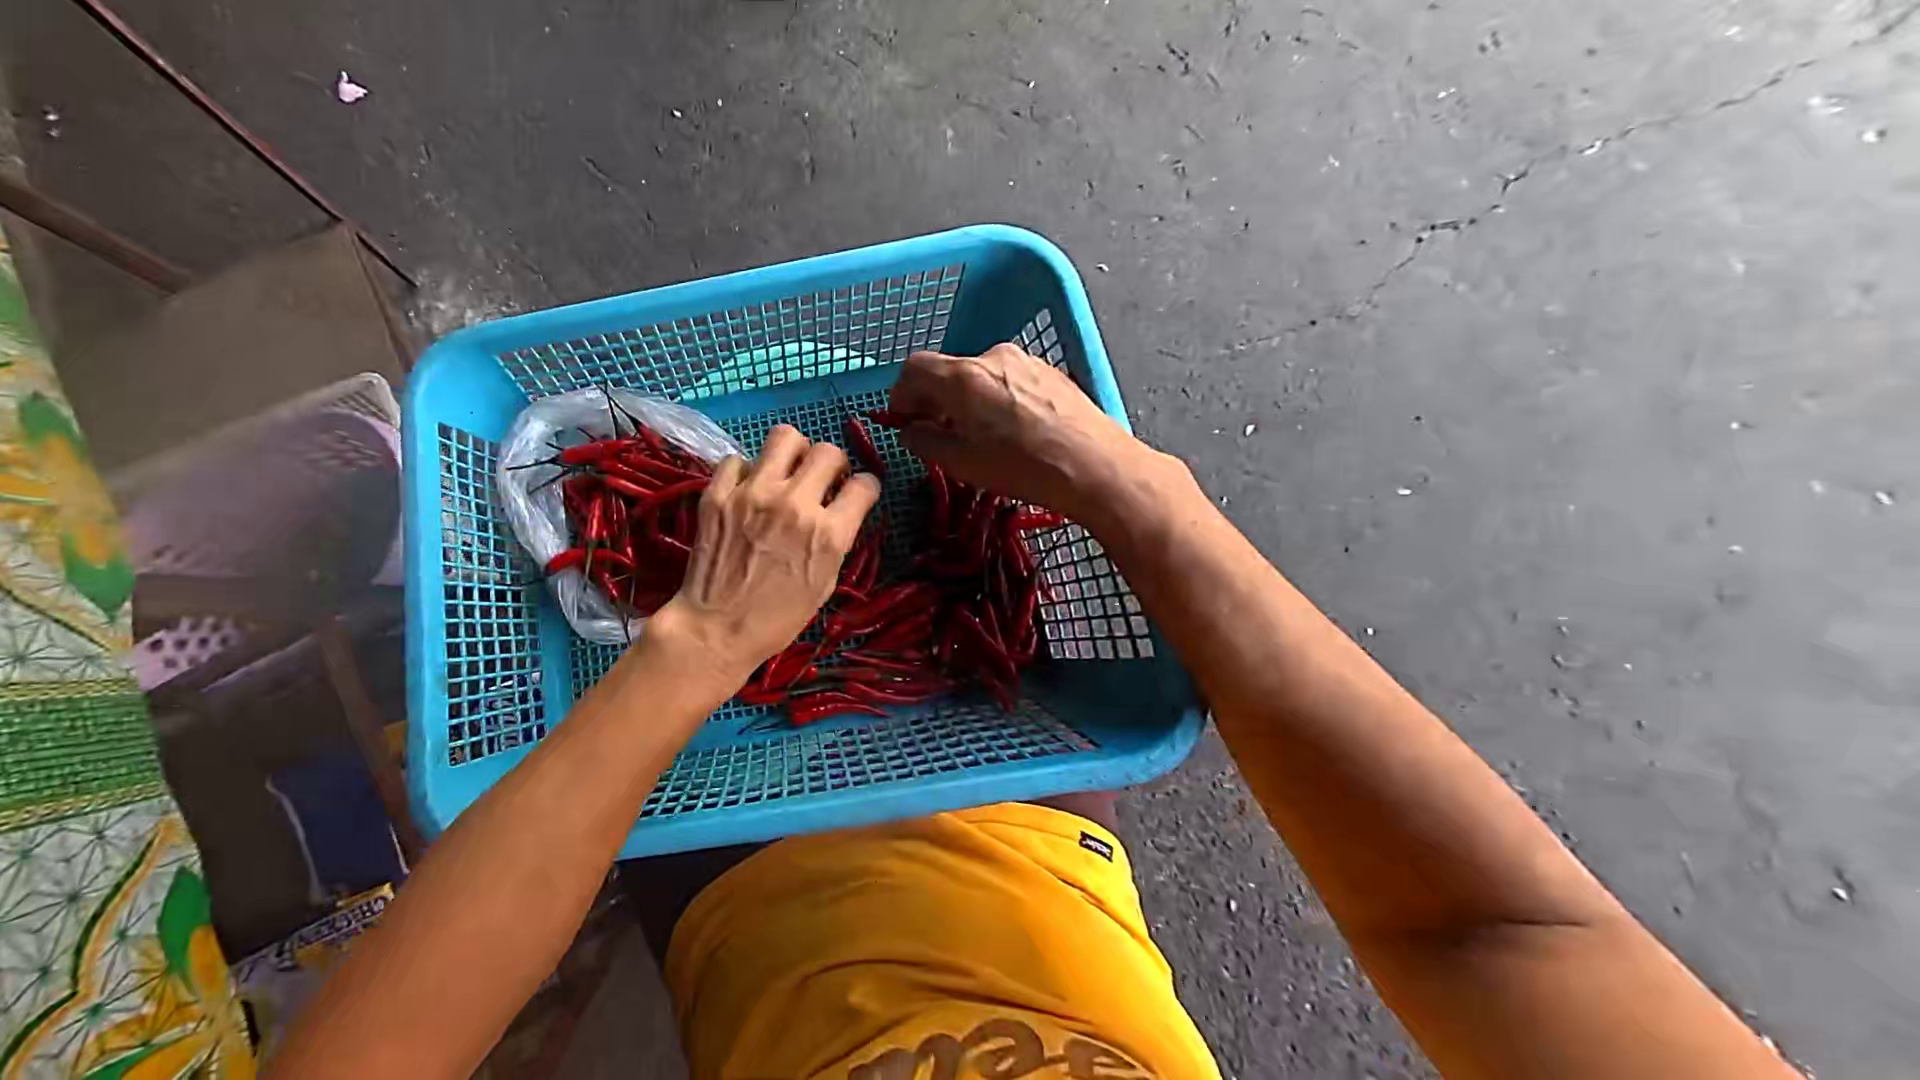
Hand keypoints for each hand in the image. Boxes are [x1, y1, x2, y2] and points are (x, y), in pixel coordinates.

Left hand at [649, 425, 879, 687]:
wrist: (716, 630)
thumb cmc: (779, 617)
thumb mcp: (826, 581)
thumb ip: (836, 538)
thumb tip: (837, 509)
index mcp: (828, 533)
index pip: (864, 485)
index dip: (865, 487)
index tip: (857, 492)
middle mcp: (794, 504)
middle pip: (829, 452)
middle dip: (834, 464)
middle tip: (823, 480)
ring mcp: (753, 494)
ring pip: (785, 437)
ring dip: (794, 453)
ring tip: (787, 472)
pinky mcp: (717, 493)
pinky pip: (738, 459)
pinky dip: (747, 471)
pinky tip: (747, 491)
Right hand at [886, 343, 1168, 522]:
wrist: (1096, 467)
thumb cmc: (1025, 469)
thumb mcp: (964, 464)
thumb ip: (927, 443)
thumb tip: (911, 431)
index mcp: (964, 377)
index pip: (914, 369)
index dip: (900, 395)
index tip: (903, 420)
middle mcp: (993, 358)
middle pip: (949, 371)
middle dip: (935, 400)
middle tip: (938, 433)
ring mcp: (1026, 361)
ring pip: (981, 376)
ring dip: (968, 400)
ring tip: (980, 437)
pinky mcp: (1051, 373)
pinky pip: (1010, 380)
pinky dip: (997, 399)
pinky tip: (1013, 431)